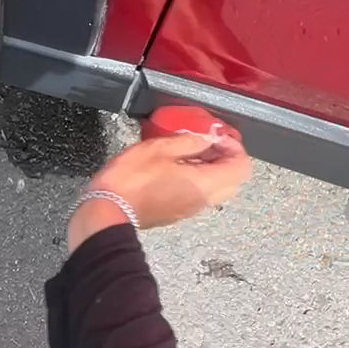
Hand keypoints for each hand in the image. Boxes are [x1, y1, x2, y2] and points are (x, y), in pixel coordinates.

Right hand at [68, 131, 252, 250]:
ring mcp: (190, 209)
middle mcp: (203, 201)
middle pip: (234, 181)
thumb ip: (190, 141)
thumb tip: (208, 138)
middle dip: (226, 158)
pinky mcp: (176, 212)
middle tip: (208, 143)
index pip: (241, 167)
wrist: (107, 210)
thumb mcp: (160, 148)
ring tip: (190, 153)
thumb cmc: (130, 179)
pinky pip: (199, 195)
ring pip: (217, 190)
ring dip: (212, 169)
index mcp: (204, 184)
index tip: (216, 135)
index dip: (234, 147)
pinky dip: (198, 180)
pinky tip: (176, 167)